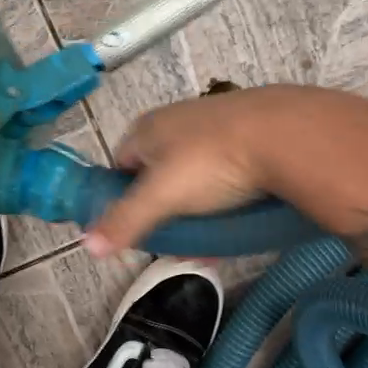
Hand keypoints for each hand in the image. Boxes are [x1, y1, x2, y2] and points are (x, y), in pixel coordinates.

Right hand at [86, 84, 361, 254]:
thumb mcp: (162, 197)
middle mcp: (174, 121)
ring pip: (193, 174)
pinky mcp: (245, 133)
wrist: (281, 133)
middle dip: (163, 210)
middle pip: (157, 172)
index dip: (122, 199)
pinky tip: (238, 221)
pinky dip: (225, 196)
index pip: (120, 166)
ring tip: (211, 241)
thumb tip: (86, 246)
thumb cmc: (209, 162)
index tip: (135, 232)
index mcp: (146, 129)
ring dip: (196, 208)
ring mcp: (212, 125)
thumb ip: (125, 220)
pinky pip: (225, 171)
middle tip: (177, 242)